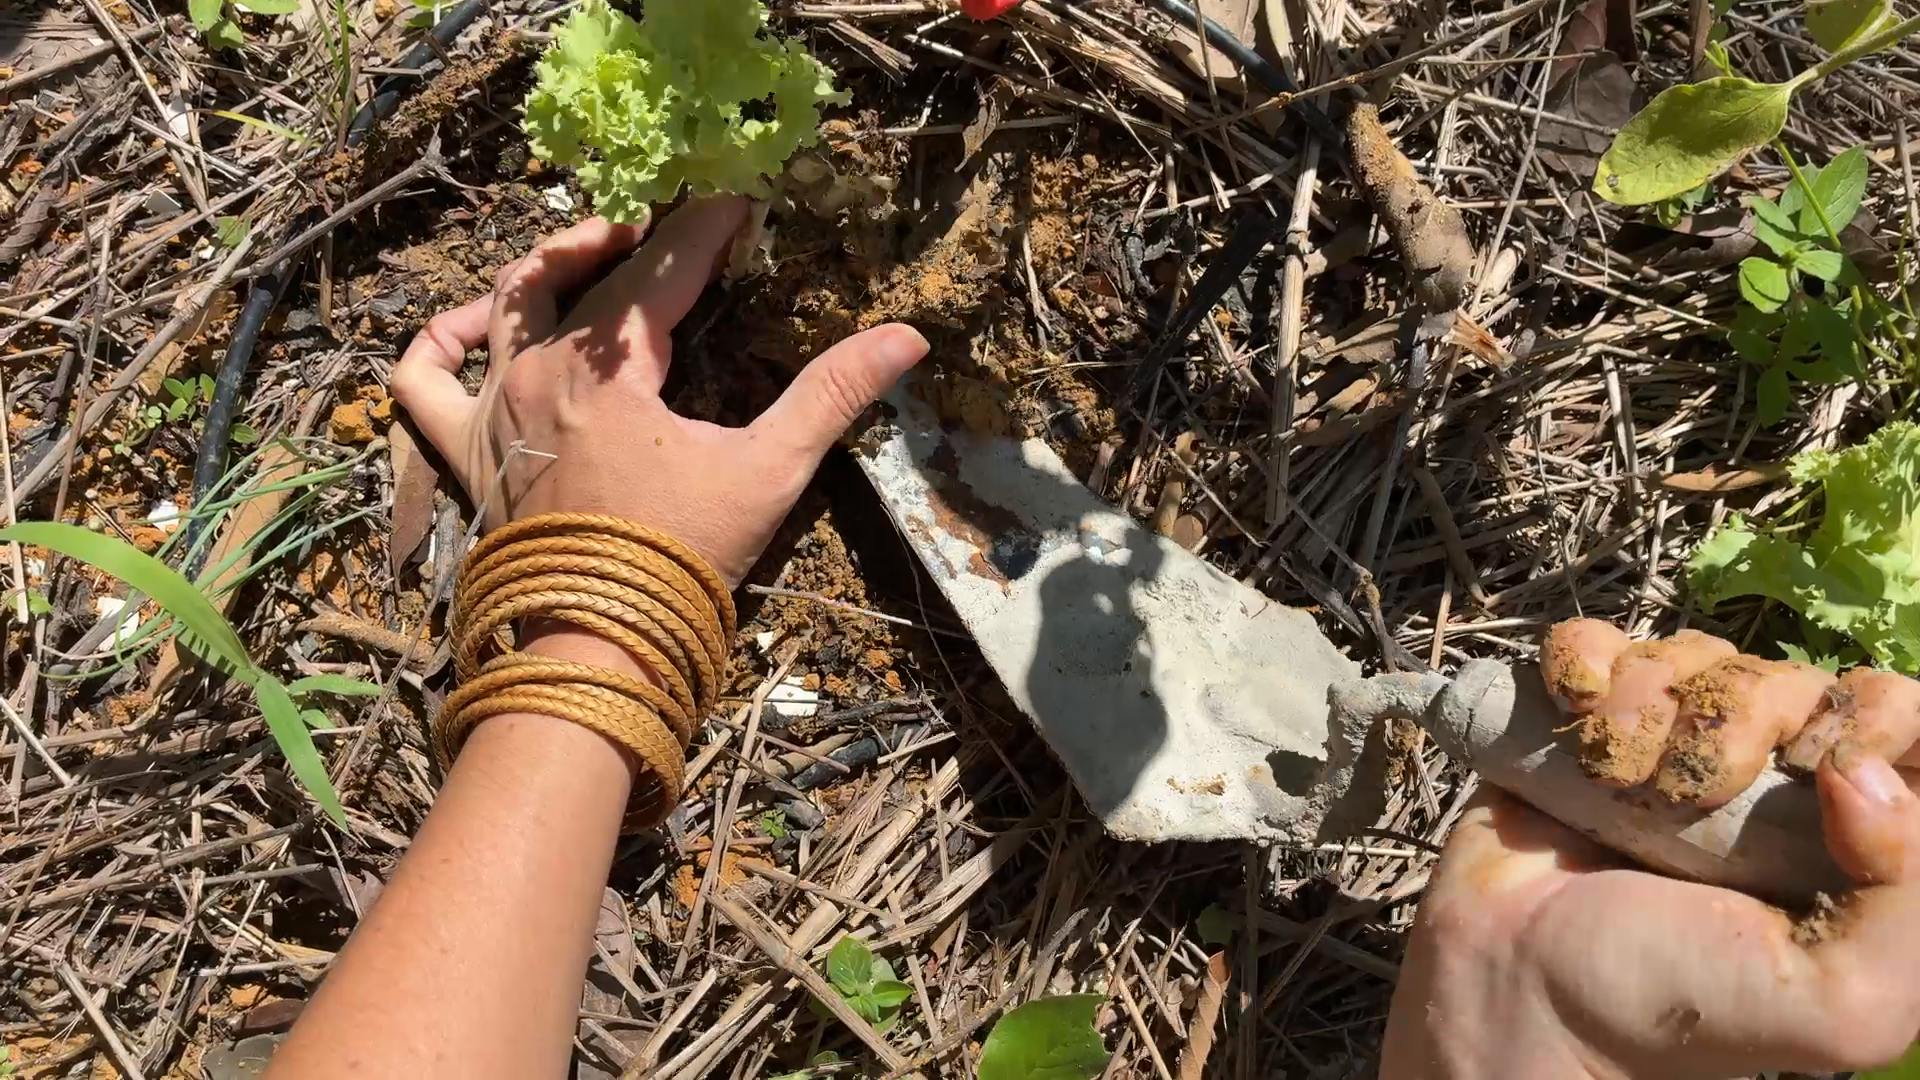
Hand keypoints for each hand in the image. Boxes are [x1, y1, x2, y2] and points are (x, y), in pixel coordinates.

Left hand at [390, 197, 929, 587]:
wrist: (602, 644)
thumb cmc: (687, 553)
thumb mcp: (771, 470)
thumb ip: (833, 396)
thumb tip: (906, 337)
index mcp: (612, 372)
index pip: (662, 273)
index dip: (704, 231)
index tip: (737, 203)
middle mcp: (539, 373)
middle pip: (578, 276)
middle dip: (632, 239)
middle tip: (673, 231)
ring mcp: (491, 411)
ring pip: (501, 305)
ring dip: (548, 267)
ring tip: (591, 253)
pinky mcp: (465, 454)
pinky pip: (419, 381)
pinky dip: (436, 343)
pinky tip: (469, 326)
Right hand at [1381, 619, 1919, 1078]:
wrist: (1514, 977)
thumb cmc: (1673, 1001)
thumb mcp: (1840, 998)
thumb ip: (1904, 902)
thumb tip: (1863, 773)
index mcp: (1836, 830)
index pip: (1892, 714)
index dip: (1868, 718)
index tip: (1815, 767)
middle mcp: (1748, 771)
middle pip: (1773, 675)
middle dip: (1724, 724)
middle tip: (1677, 797)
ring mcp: (1648, 737)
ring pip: (1675, 654)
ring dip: (1639, 704)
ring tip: (1607, 774)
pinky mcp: (1562, 718)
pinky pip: (1583, 642)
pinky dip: (1578, 658)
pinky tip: (1571, 705)